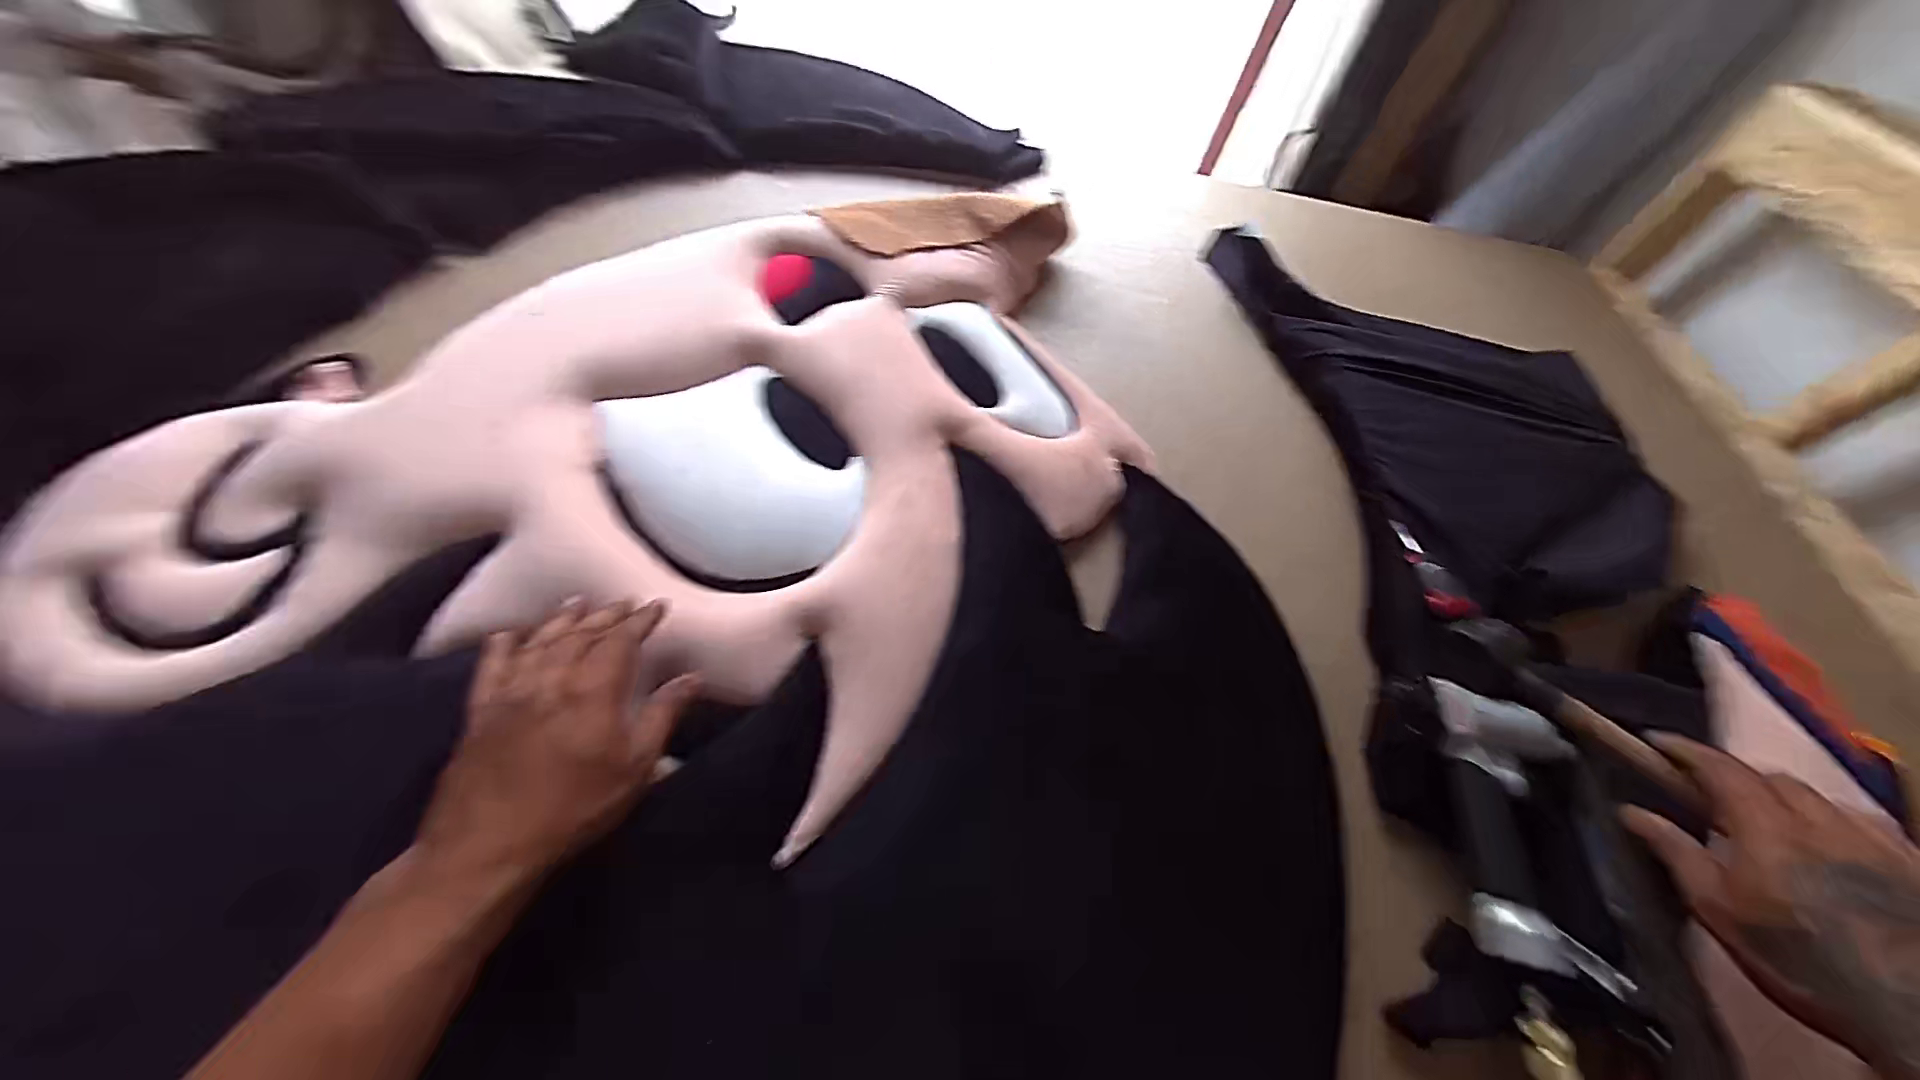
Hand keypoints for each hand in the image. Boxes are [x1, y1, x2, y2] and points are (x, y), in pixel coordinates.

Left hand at [414, 598, 699, 886]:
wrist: (486, 847)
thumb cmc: (573, 808)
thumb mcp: (635, 767)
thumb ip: (662, 716)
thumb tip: (692, 677)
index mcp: (592, 691)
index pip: (619, 641)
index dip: (639, 621)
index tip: (656, 607)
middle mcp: (550, 680)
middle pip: (581, 634)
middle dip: (606, 615)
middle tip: (624, 603)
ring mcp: (510, 694)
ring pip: (539, 642)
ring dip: (562, 620)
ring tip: (578, 603)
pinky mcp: (479, 712)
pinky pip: (491, 666)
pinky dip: (504, 645)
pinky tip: (511, 633)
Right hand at [1621, 733, 1919, 1079]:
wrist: (1906, 1010)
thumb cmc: (1795, 958)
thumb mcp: (1717, 907)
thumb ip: (1675, 852)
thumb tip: (1631, 812)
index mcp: (1766, 827)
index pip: (1720, 768)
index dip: (1685, 750)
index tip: (1656, 742)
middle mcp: (1823, 824)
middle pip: (1774, 777)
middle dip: (1736, 774)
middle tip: (1707, 789)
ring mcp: (1879, 845)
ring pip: (1824, 798)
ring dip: (1785, 796)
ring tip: (1766, 814)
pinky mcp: (1914, 867)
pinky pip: (1869, 823)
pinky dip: (1834, 818)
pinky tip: (1827, 839)